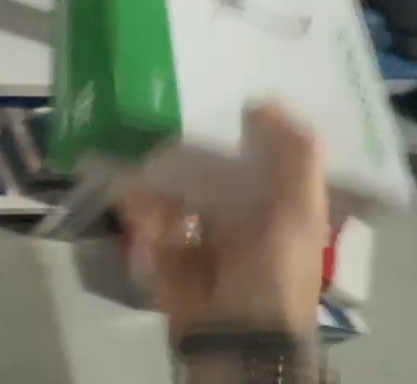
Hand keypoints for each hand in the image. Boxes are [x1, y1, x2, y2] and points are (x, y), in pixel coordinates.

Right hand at [113, 103, 327, 338]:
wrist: (233, 334)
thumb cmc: (274, 272)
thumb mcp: (299, 214)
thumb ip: (292, 159)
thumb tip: (264, 101)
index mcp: (270, 203)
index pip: (255, 151)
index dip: (242, 121)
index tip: (219, 81)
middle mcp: (232, 210)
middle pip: (207, 160)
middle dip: (187, 132)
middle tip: (164, 89)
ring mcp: (192, 225)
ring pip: (169, 178)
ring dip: (153, 155)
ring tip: (133, 116)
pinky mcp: (158, 239)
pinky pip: (140, 204)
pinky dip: (130, 186)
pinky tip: (117, 162)